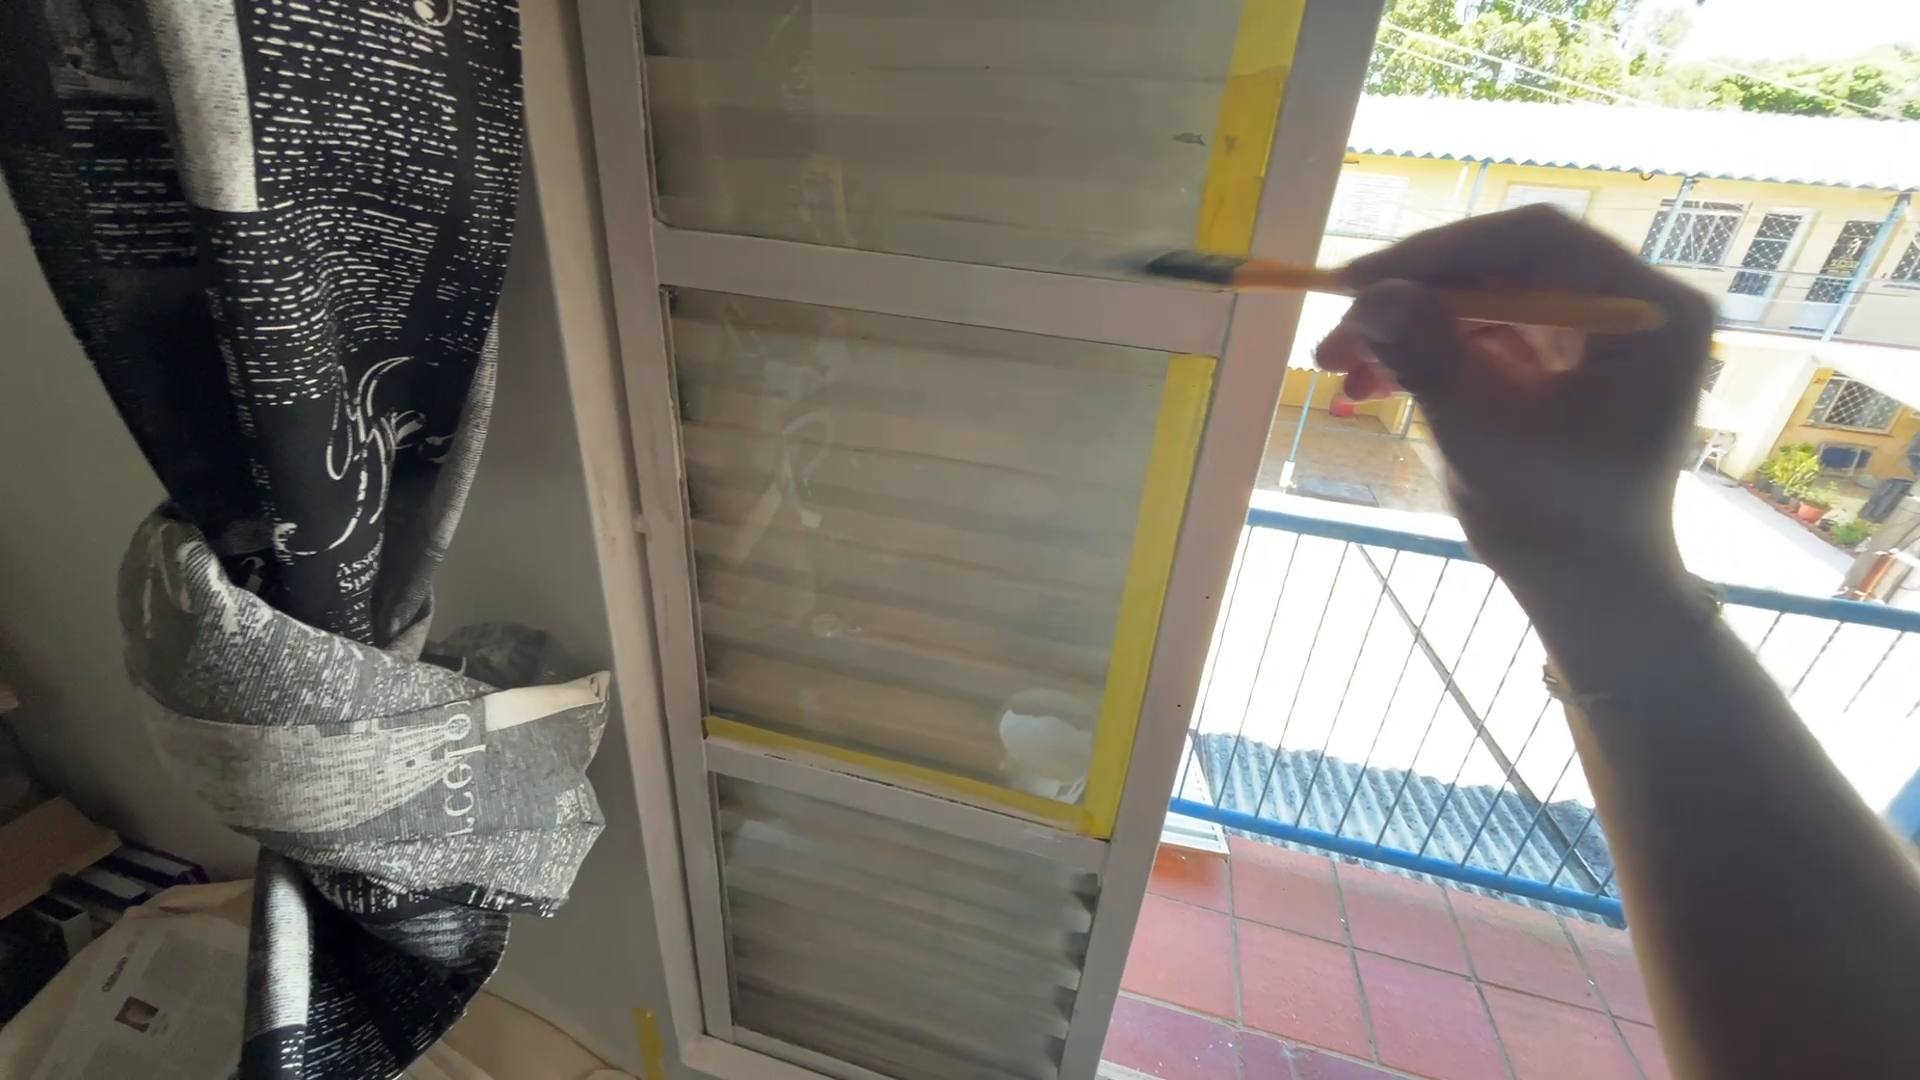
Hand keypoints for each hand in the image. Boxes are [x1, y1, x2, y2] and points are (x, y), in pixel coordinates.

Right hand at [1313, 205, 1716, 601]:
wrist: (1580, 575)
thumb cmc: (1551, 514)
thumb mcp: (1481, 432)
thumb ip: (1428, 357)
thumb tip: (1369, 295)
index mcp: (1641, 313)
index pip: (1532, 242)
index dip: (1434, 254)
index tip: (1351, 286)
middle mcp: (1620, 306)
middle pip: (1495, 269)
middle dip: (1405, 303)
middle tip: (1332, 344)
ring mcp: (1581, 332)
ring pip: (1472, 303)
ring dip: (1400, 333)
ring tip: (1338, 372)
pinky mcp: (1547, 359)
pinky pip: (1471, 337)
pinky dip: (1418, 356)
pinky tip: (1368, 387)